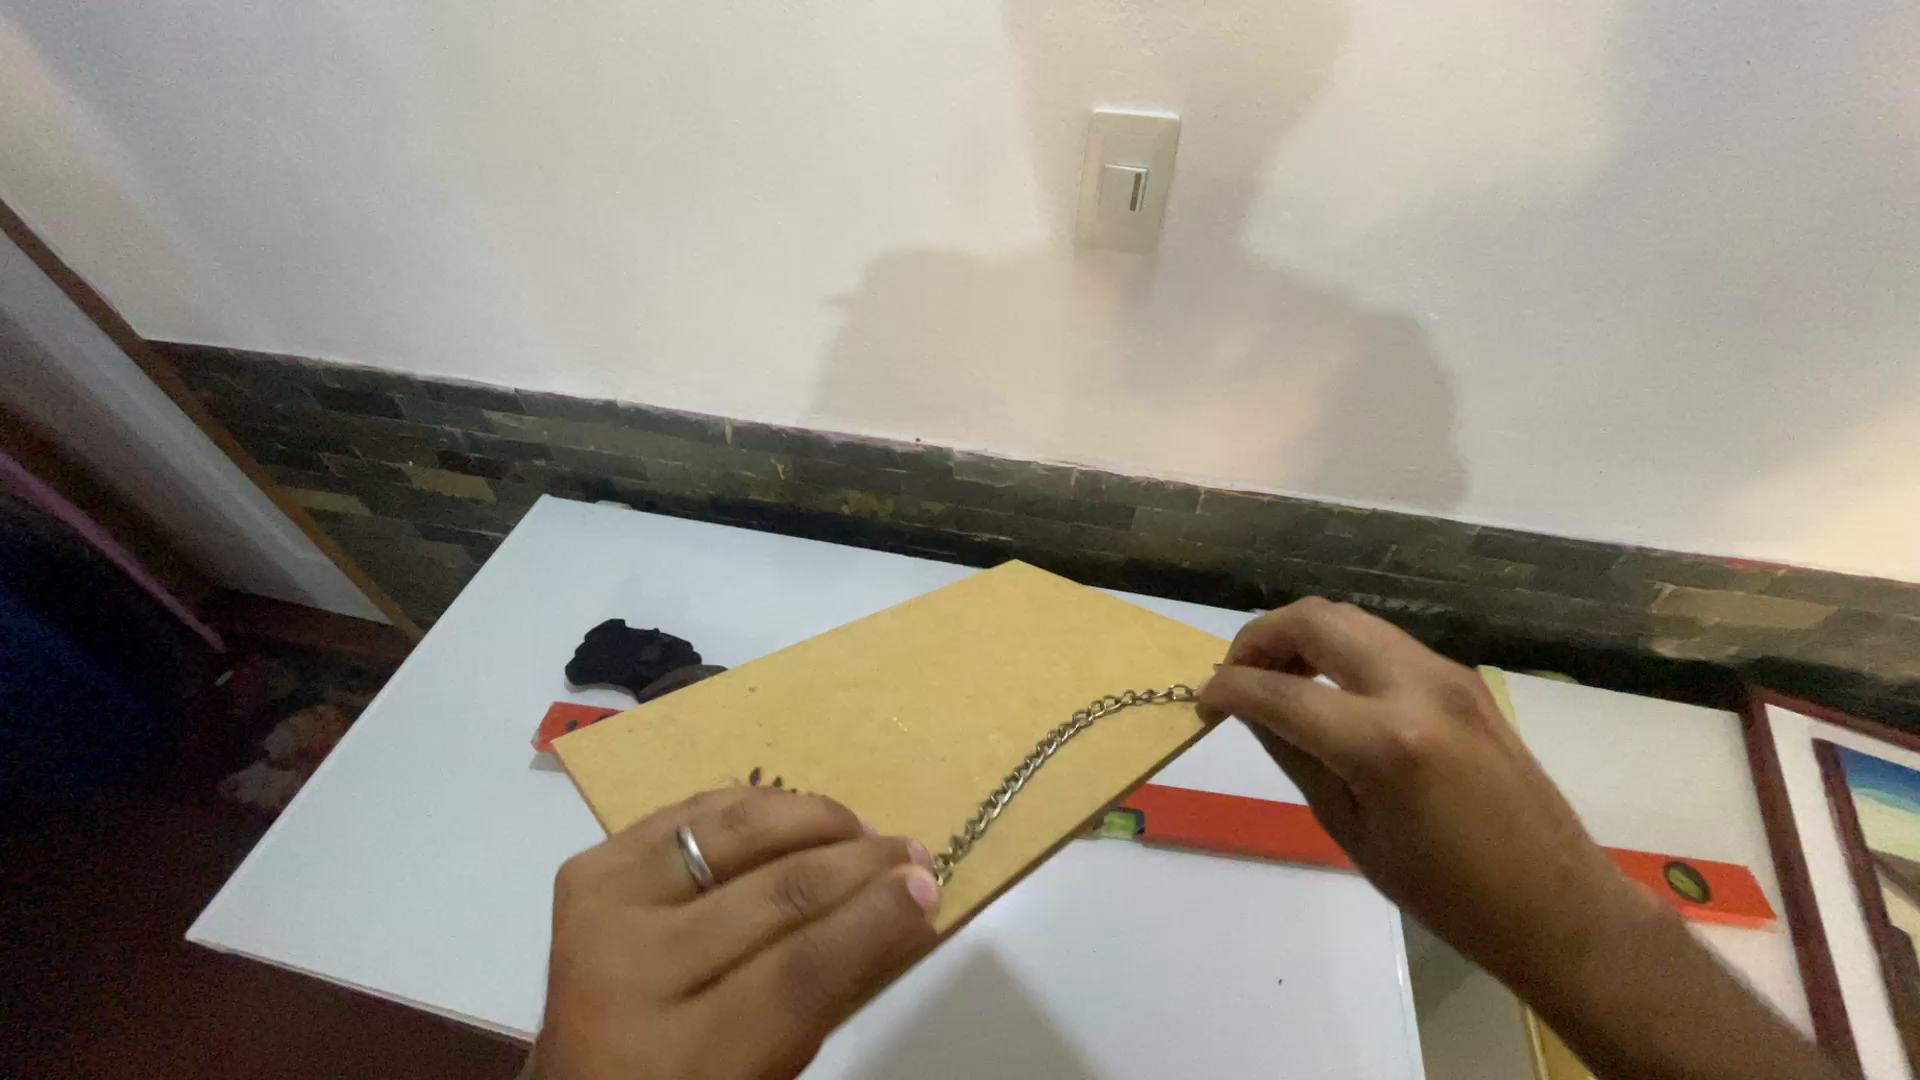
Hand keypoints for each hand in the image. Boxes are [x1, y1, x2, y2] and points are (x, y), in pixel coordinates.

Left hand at [529, 787, 941, 1079]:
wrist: (577, 1076)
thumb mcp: (771, 1068)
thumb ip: (835, 989)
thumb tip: (911, 906)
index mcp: (673, 1063)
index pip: (798, 974)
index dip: (873, 921)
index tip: (927, 886)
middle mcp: (623, 980)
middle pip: (774, 894)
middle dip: (861, 865)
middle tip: (912, 851)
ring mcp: (599, 912)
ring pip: (737, 831)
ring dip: (816, 818)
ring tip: (862, 827)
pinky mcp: (591, 869)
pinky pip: (698, 811)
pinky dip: (760, 807)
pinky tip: (801, 815)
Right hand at [1199, 599, 1844, 1079]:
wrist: (1558, 906)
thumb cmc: (1441, 889)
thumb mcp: (1345, 826)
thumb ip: (1290, 751)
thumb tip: (1247, 707)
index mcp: (1383, 741)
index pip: (1277, 690)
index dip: (1226, 689)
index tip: (1202, 702)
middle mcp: (1415, 687)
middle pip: (1313, 620)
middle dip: (1257, 637)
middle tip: (1234, 674)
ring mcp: (1445, 674)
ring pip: (1347, 617)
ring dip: (1297, 635)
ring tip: (1274, 676)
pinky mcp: (1460, 677)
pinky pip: (1378, 639)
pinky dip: (1335, 646)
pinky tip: (1323, 684)